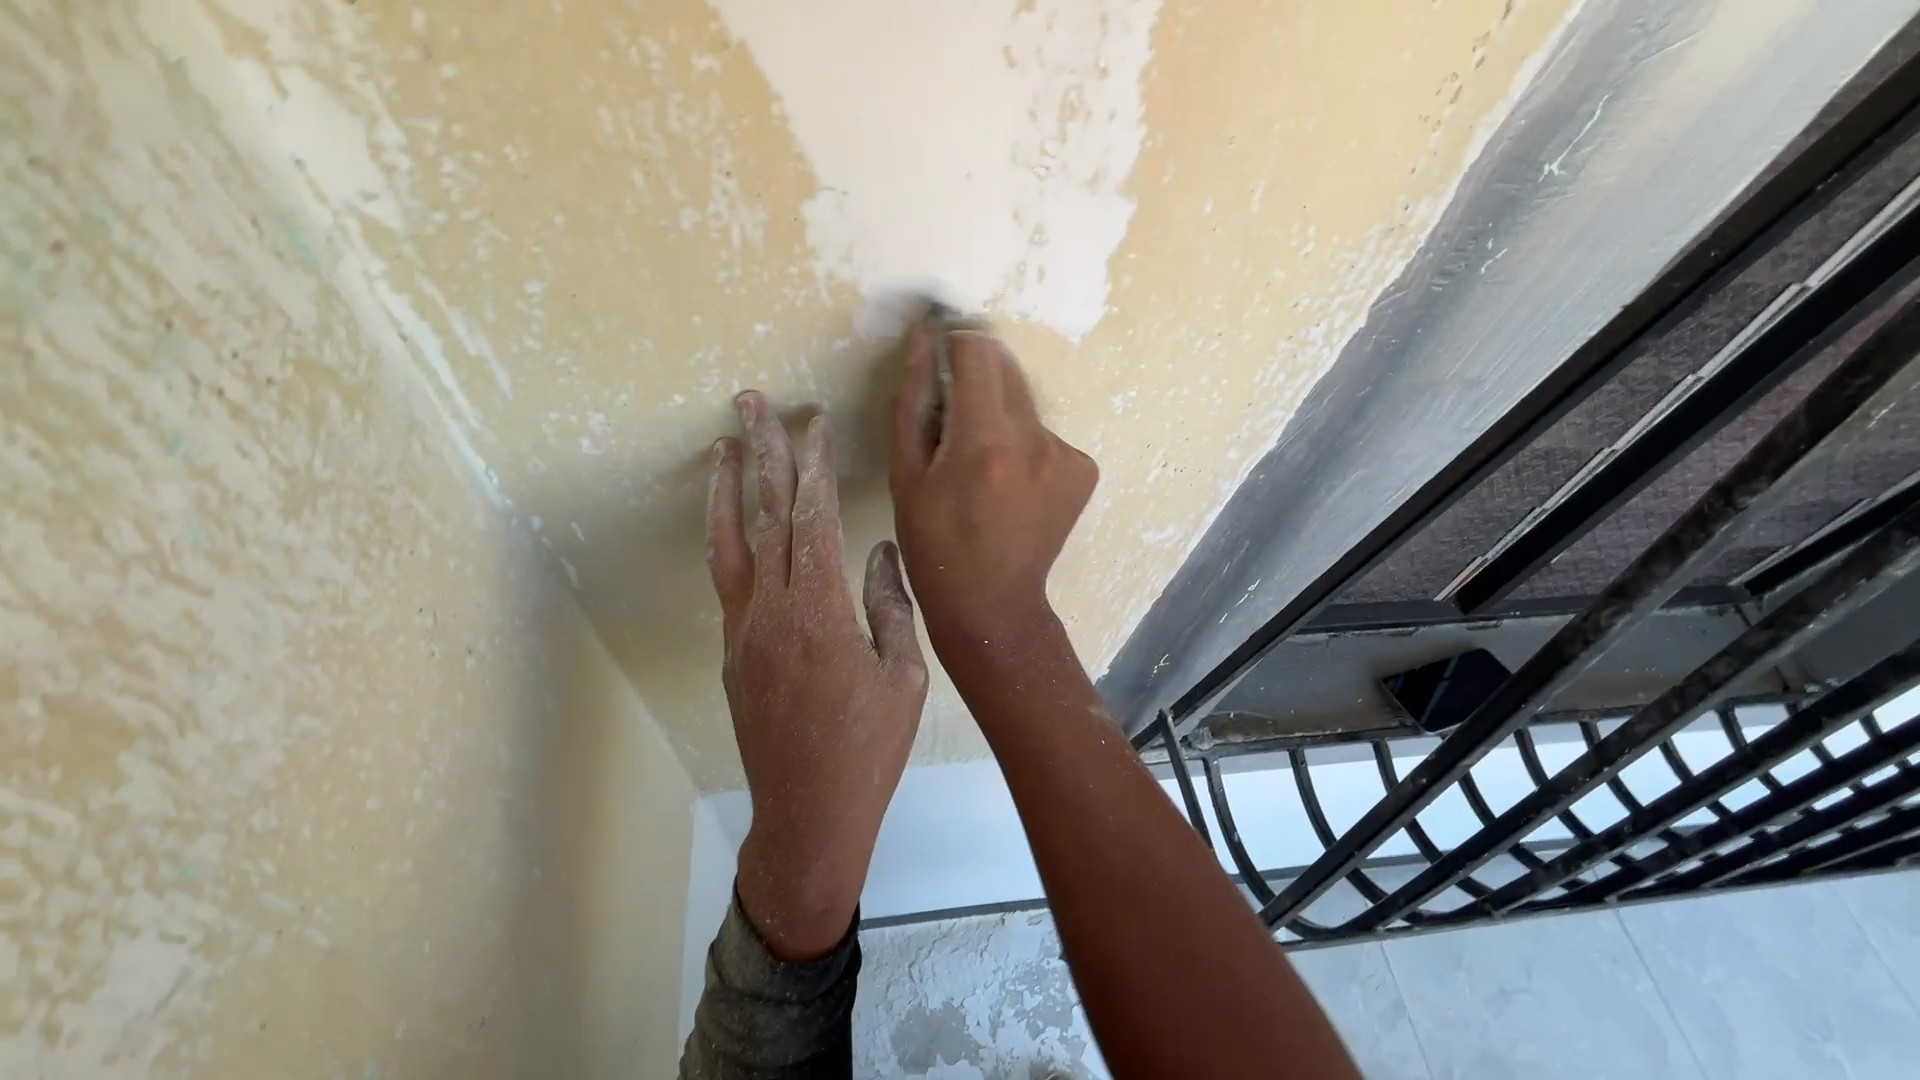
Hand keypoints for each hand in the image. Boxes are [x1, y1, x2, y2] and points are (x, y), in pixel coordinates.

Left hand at [708, 391, 928, 960]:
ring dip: (726, 486)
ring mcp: (744, 630)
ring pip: (729, 542)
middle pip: (763, 514)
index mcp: (820, 611)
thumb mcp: (904, 678)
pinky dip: (726, 537)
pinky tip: (732, 520)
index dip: (813, 464)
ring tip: (724, 442)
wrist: (807, 812)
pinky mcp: (733, 650)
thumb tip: (877, 553)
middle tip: (751, 401)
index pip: (813, 518)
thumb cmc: (869, 749)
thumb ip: (890, 607)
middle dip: (761, 451)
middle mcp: (771, 609)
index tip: (814, 422)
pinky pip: (727, 579)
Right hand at [889, 326, 1097, 650]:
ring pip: (1025, 404)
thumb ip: (913, 401)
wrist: (992, 602)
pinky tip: (1013, 486)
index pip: (977, 350)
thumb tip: (922, 340)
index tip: (940, 364)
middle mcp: (1035, 439)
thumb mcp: (906, 475)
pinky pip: (1045, 435)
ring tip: (984, 469)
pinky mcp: (1084, 469)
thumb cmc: (934, 543)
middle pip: (1006, 370)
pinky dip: (1026, 447)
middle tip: (956, 427)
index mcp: (985, 440)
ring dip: (1001, 417)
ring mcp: (1066, 454)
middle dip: (976, 382)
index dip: (953, 347)